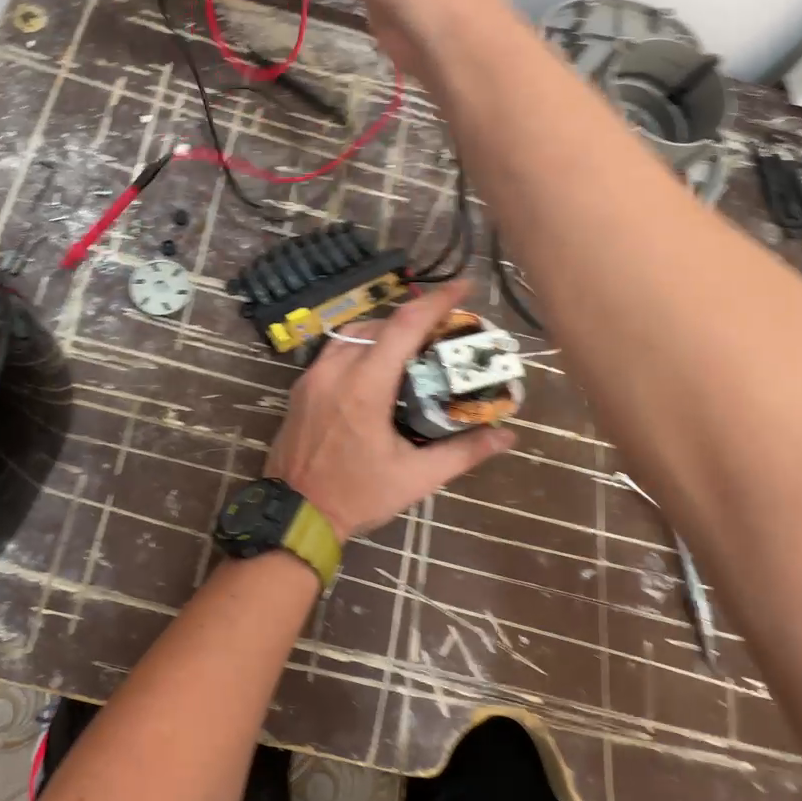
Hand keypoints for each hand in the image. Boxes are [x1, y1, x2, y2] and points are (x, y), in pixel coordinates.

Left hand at [264, 282, 515, 541]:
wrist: (294, 515)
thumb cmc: (356, 497)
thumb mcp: (415, 478)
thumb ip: (463, 452)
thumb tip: (507, 435)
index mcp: (364, 387)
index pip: (404, 326)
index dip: (436, 300)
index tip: (463, 285)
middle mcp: (335, 371)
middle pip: (379, 324)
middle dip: (414, 317)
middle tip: (445, 328)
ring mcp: (312, 377)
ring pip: (352, 332)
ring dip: (385, 329)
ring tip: (415, 344)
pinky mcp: (301, 387)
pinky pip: (335, 349)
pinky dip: (361, 345)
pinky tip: (379, 364)